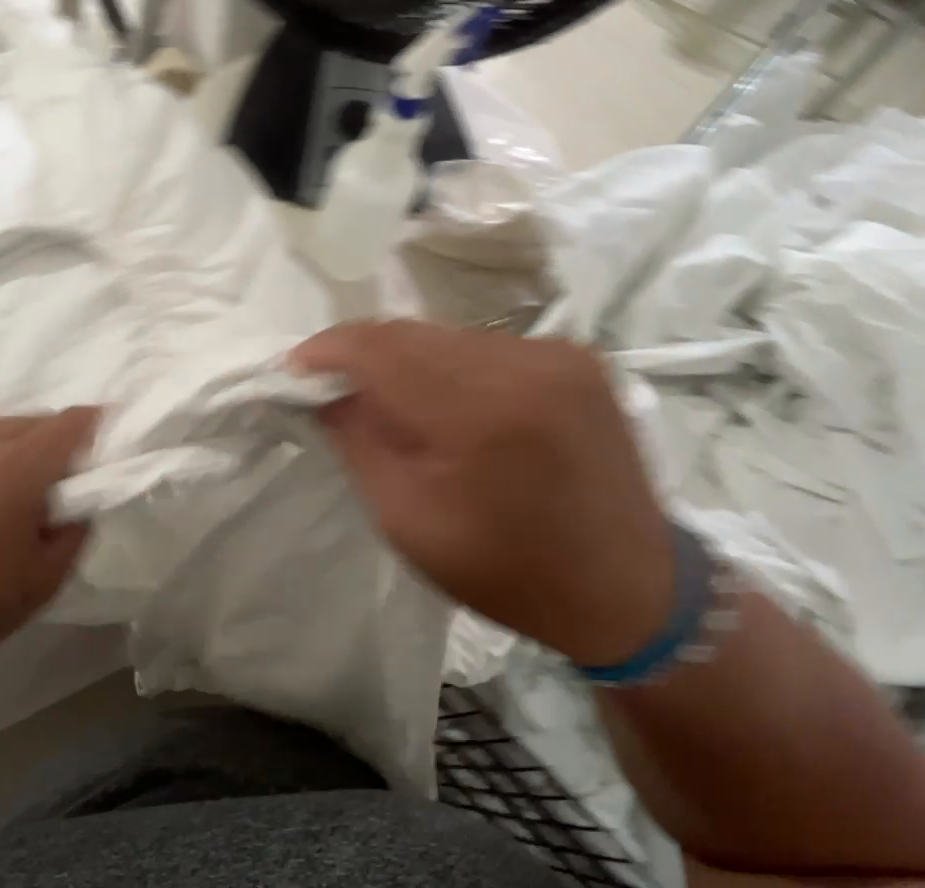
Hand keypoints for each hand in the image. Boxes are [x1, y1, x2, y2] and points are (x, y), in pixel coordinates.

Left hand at [0, 408, 100, 681]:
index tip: (113, 439)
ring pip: (3, 425)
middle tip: (74, 473)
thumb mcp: (45, 578)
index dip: (99, 424)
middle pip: (37, 420)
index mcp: (15, 472)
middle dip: (64, 436)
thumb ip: (75, 529)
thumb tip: (80, 502)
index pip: (70, 424)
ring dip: (28, 440)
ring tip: (32, 477)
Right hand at [292, 321, 674, 666]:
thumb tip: (324, 392)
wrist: (630, 589)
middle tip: (333, 390)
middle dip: (363, 356)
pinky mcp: (580, 358)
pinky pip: (488, 346)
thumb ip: (359, 441)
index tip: (294, 370)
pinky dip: (453, 367)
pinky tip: (449, 404)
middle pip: (413, 334)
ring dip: (408, 361)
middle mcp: (526, 364)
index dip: (328, 351)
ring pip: (449, 337)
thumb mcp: (408, 520)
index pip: (381, 348)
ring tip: (393, 403)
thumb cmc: (508, 572)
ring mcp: (560, 354)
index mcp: (482, 413)